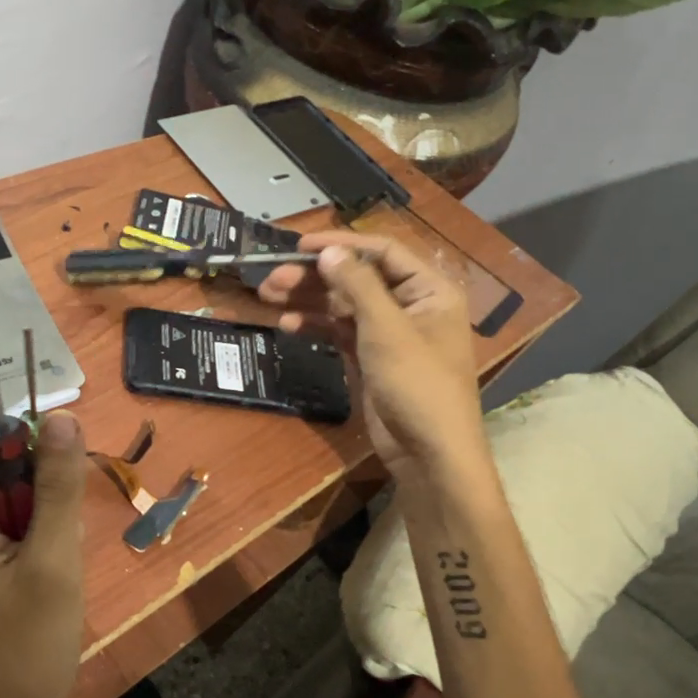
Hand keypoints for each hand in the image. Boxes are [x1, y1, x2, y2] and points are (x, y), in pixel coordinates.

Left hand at [0, 412, 87, 697]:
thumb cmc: (26, 650)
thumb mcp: (54, 562)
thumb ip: (58, 487)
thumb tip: (61, 415)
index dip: (35, 447)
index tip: (73, 478)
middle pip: (5, 479)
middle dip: (47, 501)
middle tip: (66, 550)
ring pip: (16, 515)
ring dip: (48, 533)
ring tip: (59, 580)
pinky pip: (13, 547)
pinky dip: (40, 559)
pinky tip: (51, 596)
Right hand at [259, 232, 484, 472]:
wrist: (429, 452)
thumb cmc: (417, 383)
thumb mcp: (386, 329)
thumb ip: (357, 285)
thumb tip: (328, 251)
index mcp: (429, 289)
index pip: (381, 252)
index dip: (340, 245)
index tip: (299, 246)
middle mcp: (410, 305)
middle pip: (356, 278)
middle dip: (313, 277)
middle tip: (271, 279)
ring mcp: (389, 333)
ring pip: (343, 305)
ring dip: (307, 299)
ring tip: (268, 297)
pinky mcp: (371, 358)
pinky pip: (339, 331)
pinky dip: (315, 325)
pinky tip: (287, 324)